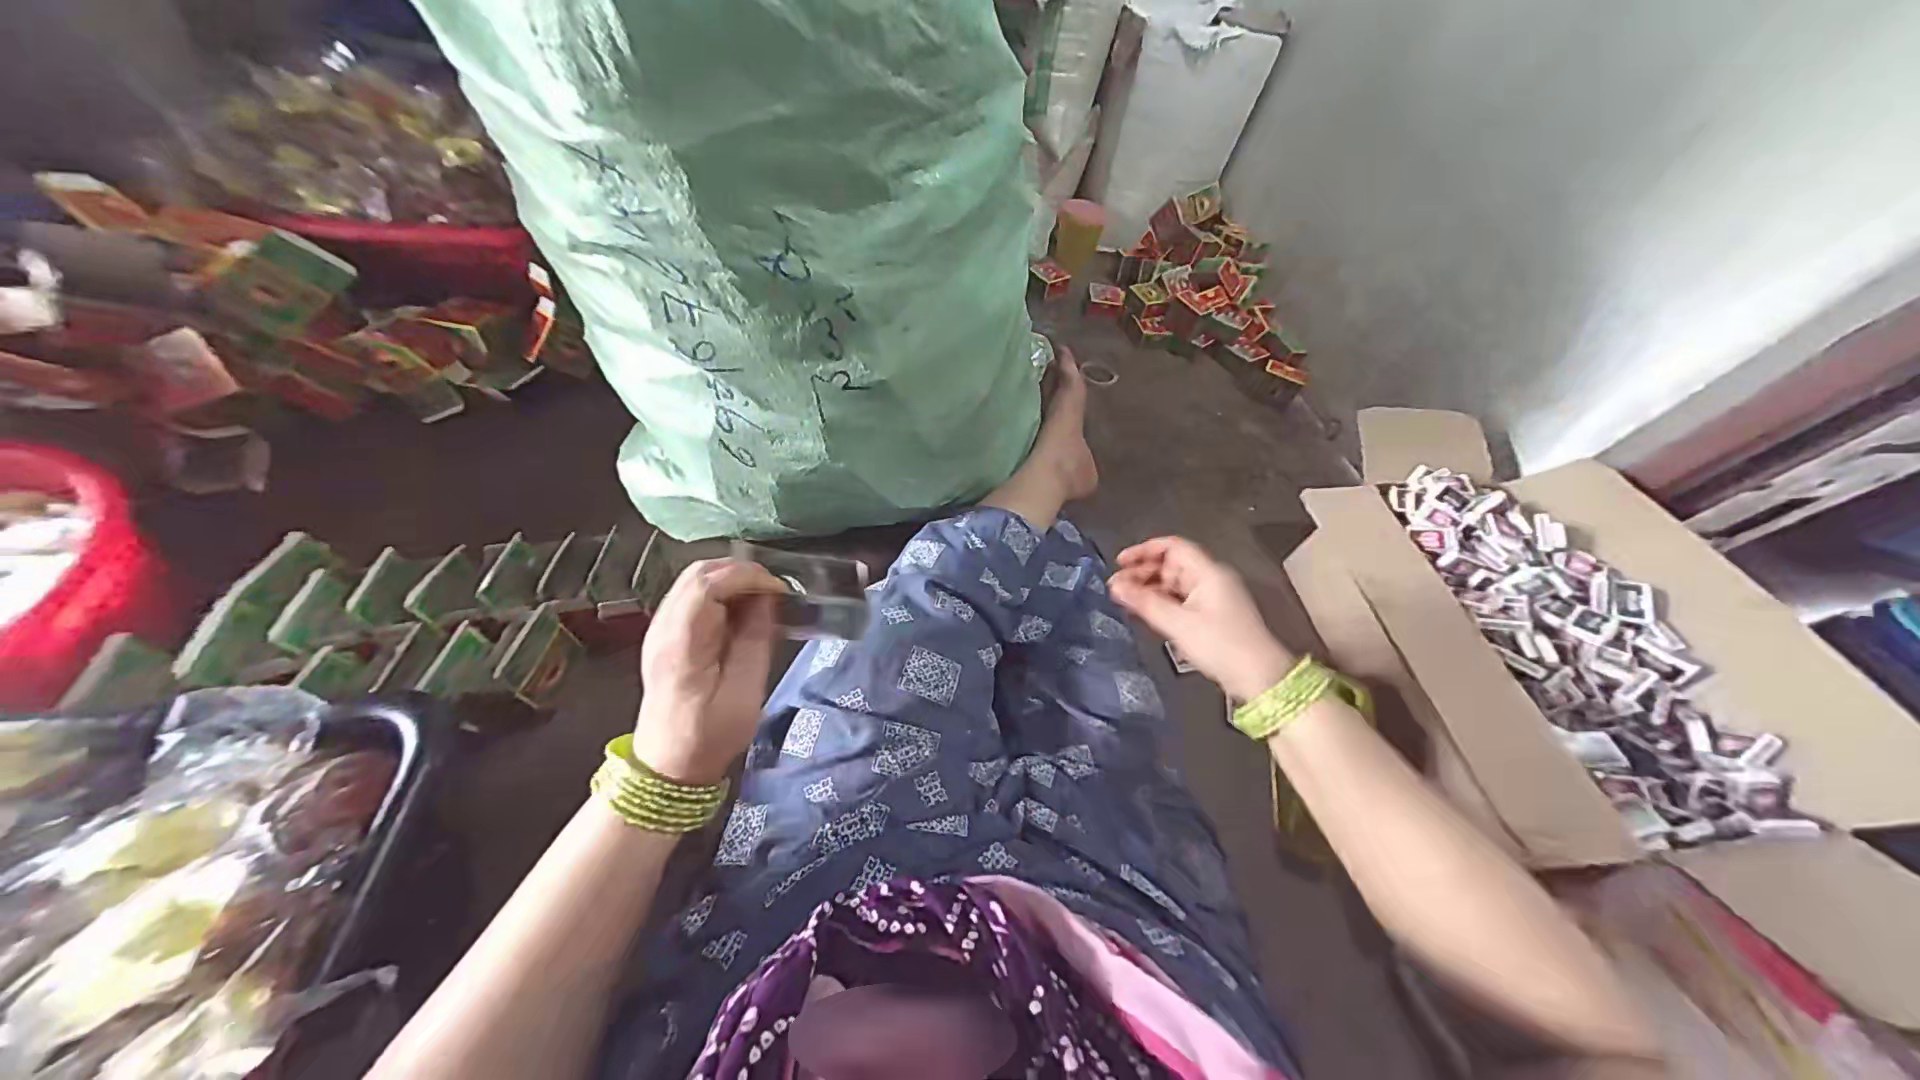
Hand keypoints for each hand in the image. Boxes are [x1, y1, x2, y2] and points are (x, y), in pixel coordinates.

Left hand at [632, 559, 786, 784]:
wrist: (667, 765)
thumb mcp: (745, 692)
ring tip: (763, 598)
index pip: (707, 583)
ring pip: (694, 579)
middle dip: (741, 572)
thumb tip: (767, 599)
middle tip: (774, 591)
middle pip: (698, 572)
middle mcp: (663, 627)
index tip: (779, 590)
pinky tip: (742, 609)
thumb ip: (755, 638)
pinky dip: (721, 592)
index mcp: (681, 642)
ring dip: (731, 580)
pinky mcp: (666, 634)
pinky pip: (692, 595)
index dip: (747, 576)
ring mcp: (660, 628)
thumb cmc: (709, 734)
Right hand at [1108, 536, 1296, 701]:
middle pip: (1171, 565)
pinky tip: (1145, 611)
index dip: (1144, 550)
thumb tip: (1118, 587)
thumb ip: (1145, 602)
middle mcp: (1211, 580)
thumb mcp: (1178, 623)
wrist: (1259, 677)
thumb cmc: (1227, 647)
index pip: (1172, 547)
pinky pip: (1179, 599)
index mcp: (1208, 573)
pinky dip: (1161, 602)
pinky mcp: (1210, 615)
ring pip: (1173, 583)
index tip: (1122, 561)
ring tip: (1127, 599)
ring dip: (1149, 588)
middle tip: (1118, 585)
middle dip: (1142, 572)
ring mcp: (1212, 597)